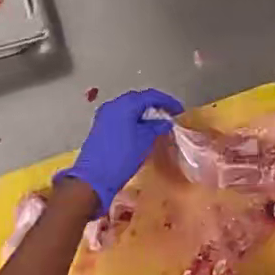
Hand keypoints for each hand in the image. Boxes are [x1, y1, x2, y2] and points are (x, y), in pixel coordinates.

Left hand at [55, 88, 182, 213]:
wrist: (95, 178)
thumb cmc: (122, 157)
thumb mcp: (145, 140)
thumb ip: (157, 127)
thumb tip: (165, 122)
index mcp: (124, 105)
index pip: (150, 96)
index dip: (167, 101)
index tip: (179, 110)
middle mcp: (112, 105)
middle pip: (138, 100)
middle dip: (155, 106)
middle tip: (169, 115)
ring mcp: (104, 116)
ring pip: (128, 109)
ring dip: (144, 114)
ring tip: (158, 124)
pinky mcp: (100, 127)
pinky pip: (121, 117)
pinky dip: (134, 120)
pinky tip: (143, 130)